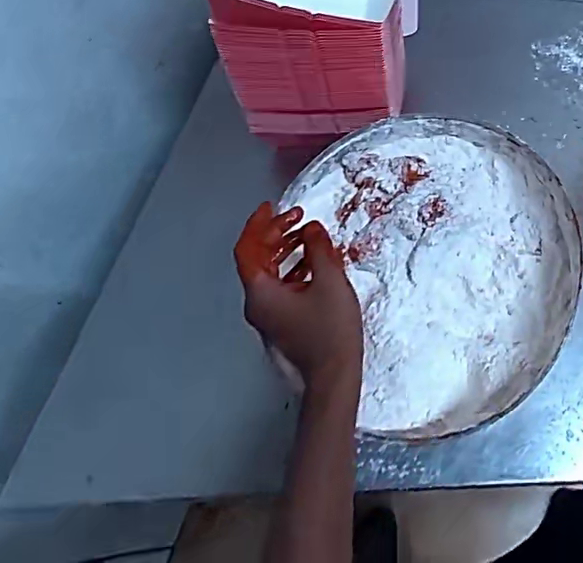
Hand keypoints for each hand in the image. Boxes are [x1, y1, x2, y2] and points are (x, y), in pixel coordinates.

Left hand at [234, 202, 363, 391]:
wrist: (333, 375)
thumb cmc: (330, 328)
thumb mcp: (330, 280)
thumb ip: (318, 248)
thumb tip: (311, 229)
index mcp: (260, 292)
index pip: (248, 250)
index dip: (258, 225)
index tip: (272, 207)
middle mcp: (257, 304)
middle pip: (257, 260)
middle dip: (275, 234)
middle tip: (297, 217)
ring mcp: (268, 316)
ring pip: (268, 273)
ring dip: (285, 250)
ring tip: (307, 236)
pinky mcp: (282, 324)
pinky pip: (279, 287)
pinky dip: (292, 268)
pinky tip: (314, 263)